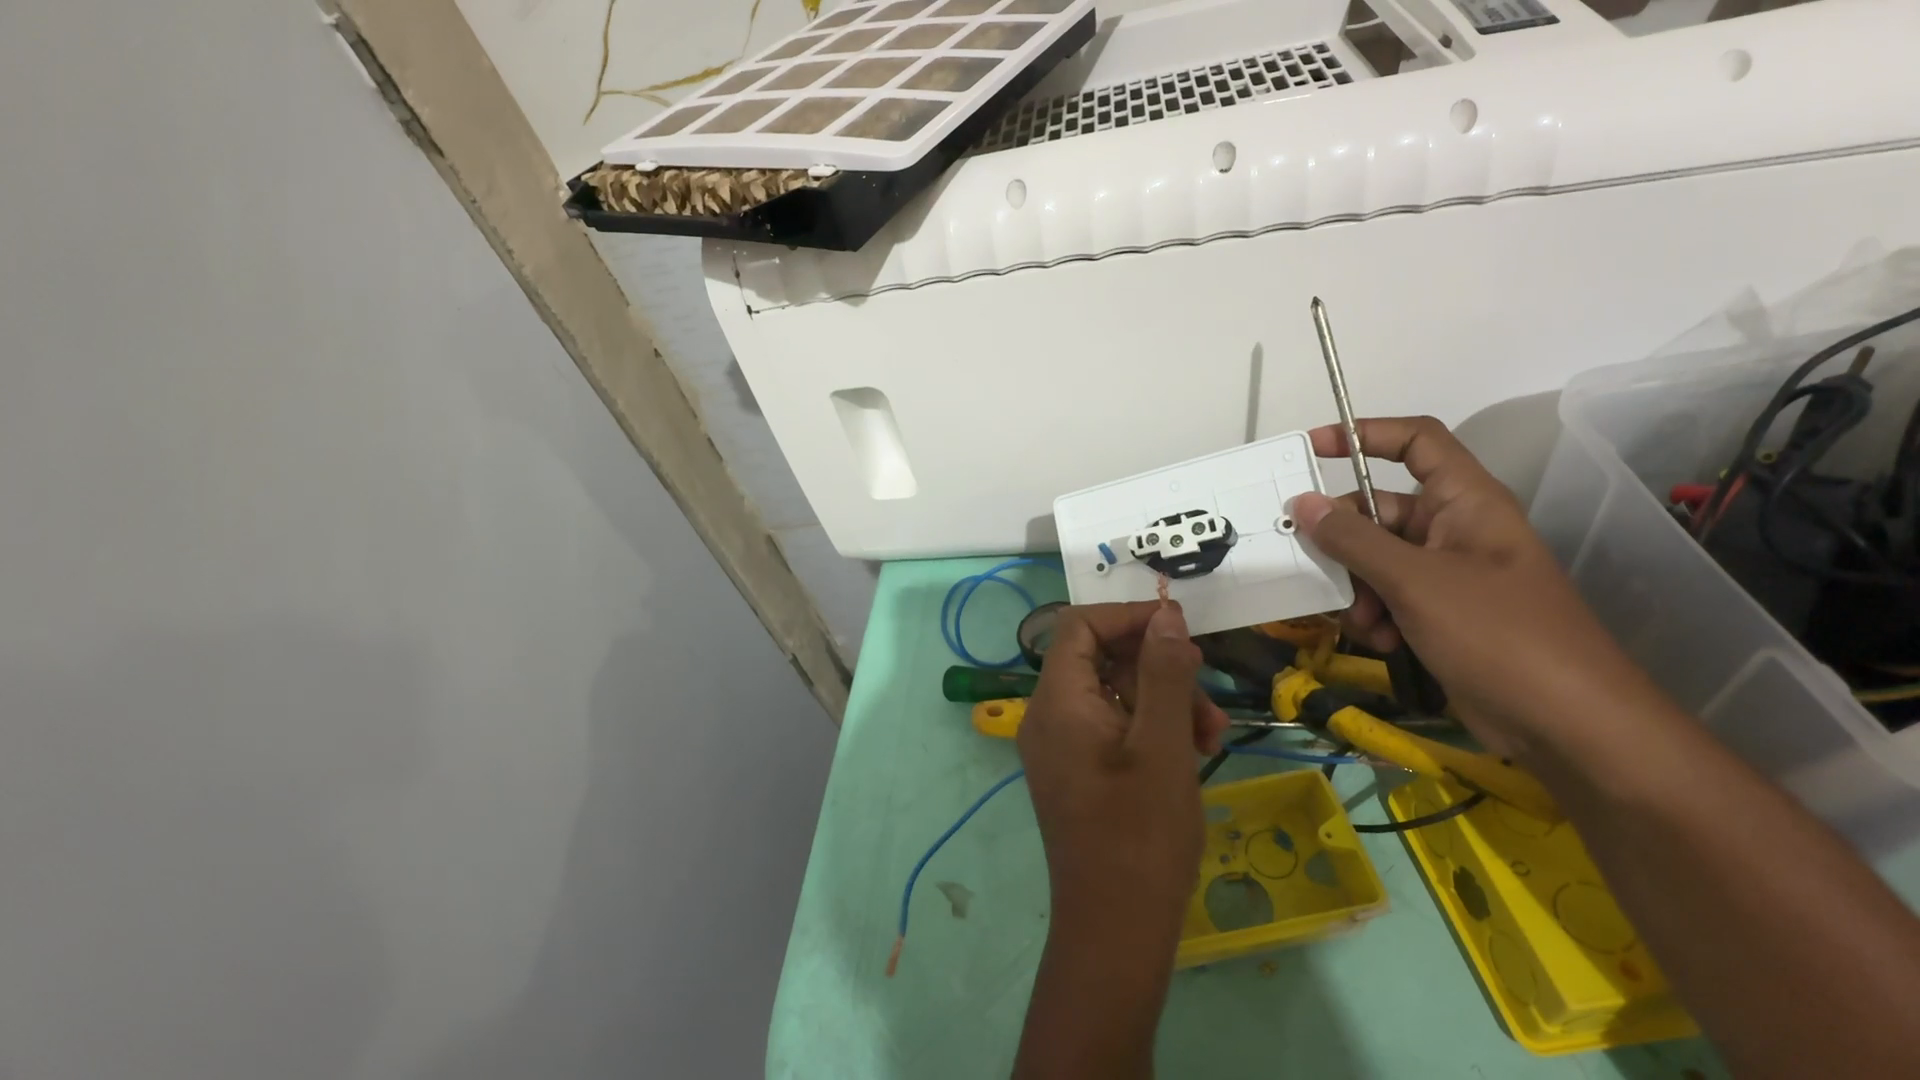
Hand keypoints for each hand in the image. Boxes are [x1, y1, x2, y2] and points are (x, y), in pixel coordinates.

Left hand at [1018, 601, 1225, 929]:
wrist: (1115, 928)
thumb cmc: (1141, 834)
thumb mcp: (1163, 746)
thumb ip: (1164, 673)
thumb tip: (1164, 615)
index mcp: (1057, 702)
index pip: (1079, 626)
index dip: (1130, 618)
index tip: (1181, 630)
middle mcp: (1048, 718)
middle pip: (1101, 660)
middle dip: (1159, 670)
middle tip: (1209, 700)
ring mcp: (1060, 748)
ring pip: (1114, 696)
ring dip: (1165, 703)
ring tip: (1212, 738)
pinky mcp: (1077, 774)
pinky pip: (1112, 730)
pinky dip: (1152, 731)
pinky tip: (1192, 755)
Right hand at [1289, 416, 1659, 761]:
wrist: (1566, 724)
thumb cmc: (1498, 634)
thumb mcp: (1415, 582)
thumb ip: (1353, 540)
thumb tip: (1302, 503)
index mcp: (1466, 501)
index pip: (1415, 442)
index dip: (1364, 435)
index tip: (1311, 449)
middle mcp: (1456, 531)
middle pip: (1381, 510)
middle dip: (1344, 540)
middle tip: (1310, 562)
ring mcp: (1448, 577)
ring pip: (1377, 561)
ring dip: (1357, 588)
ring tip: (1363, 621)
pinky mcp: (1441, 617)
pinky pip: (1389, 599)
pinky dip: (1375, 617)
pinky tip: (1381, 643)